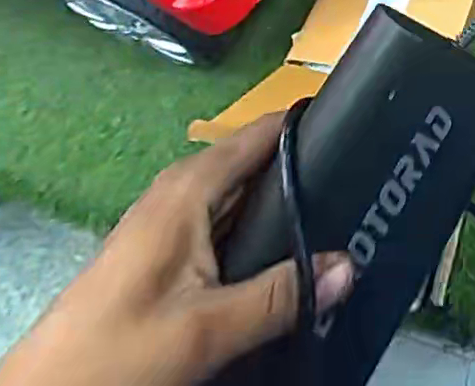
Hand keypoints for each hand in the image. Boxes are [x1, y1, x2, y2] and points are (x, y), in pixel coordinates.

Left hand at [0, 112, 354, 385]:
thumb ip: (281, 295)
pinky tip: (280, 251)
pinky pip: (223, 215)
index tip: (351, 131)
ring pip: (239, 191)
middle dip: (300, 168)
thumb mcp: (208, 329)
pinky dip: (255, 222)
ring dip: (278, 200)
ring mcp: (171, 212)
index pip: (259, 133)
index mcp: (191, 184)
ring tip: (331, 215)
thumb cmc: (121, 348)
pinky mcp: (167, 240)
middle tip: (354, 185)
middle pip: (253, 160)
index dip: (303, 127)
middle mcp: (182, 185)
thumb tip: (348, 265)